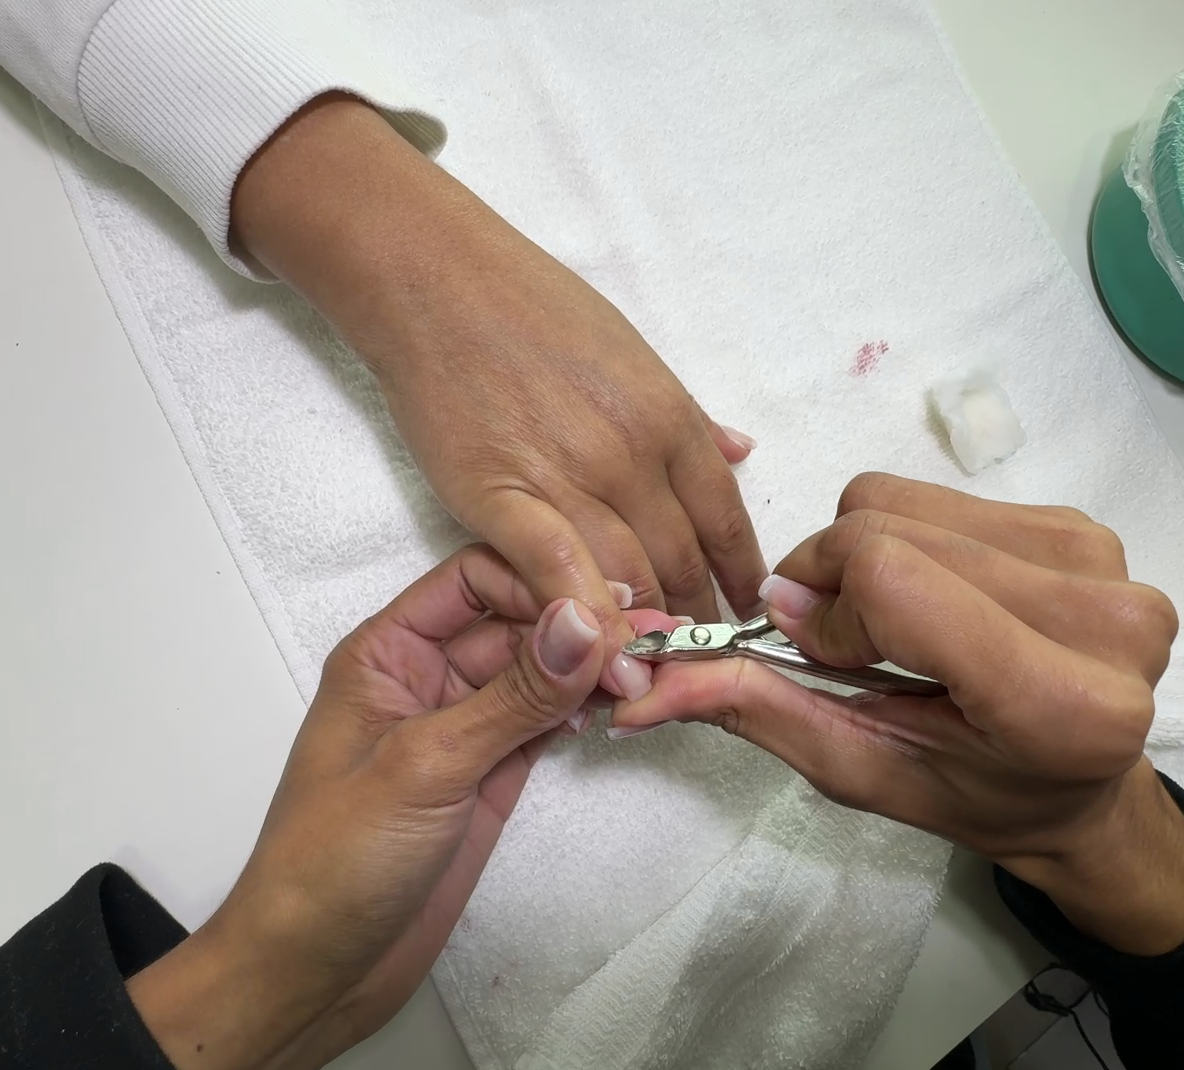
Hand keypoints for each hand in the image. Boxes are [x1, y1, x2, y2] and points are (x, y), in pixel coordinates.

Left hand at [125, 546, 610, 1069]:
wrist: (317, 974)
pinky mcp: (494, 764)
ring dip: (590, 667)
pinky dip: (582, 706)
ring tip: (644, 673)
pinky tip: (613, 707)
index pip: (476, 578)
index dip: (539, 579)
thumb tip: (585, 623)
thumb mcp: (424, 765)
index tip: (602, 607)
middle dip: (578, 627)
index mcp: (391, 648)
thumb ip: (512, 695)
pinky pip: (547, 714)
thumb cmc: (336, 860)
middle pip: (517, 619)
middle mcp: (431, 671)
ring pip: (539, 668)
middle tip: (644, 646)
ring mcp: (467, 719)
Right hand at [229, 96, 766, 669]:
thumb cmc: (535, 310)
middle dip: (700, 619)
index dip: (740, 577)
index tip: (746, 614)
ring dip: (649, 632)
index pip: (726, 519)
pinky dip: (587, 618)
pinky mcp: (503, 496)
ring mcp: (572, 476)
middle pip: (683, 560)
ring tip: (659, 671)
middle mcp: (633, 454)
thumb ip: (686, 416)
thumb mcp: (632, 352)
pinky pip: (559, 571)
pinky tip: (602, 657)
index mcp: (670, 418)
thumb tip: (739, 452)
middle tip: (704, 661)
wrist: (438, 284)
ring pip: (630, 577)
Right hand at [611, 473, 1183, 954]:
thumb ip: (758, 713)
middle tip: (832, 636)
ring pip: (897, 503)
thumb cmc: (973, 797)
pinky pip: (932, 494)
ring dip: (859, 555)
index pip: (891, 579)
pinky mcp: (1082, 526)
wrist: (1086, 789)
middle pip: (884, 533)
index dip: (823, 607)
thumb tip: (646, 683)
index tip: (810, 648)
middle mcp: (1103, 616)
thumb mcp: (858, 772)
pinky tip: (928, 591)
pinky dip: (898, 536)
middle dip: (828, 579)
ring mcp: (1104, 558)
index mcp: (1059, 703)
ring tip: (885, 618)